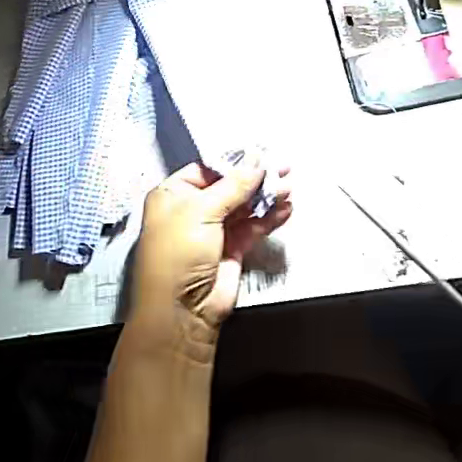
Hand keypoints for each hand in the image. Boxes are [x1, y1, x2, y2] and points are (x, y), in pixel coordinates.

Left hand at [130, 157, 291, 358]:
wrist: (182, 309)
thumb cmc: (178, 253)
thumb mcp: (201, 212)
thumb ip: (233, 186)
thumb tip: (256, 163)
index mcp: (172, 195)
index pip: (205, 169)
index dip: (232, 161)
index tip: (260, 151)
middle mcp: (191, 210)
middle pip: (228, 186)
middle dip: (255, 177)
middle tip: (283, 165)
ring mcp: (211, 230)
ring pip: (243, 207)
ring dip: (266, 196)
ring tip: (289, 185)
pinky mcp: (230, 249)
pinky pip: (252, 228)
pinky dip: (269, 218)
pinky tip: (286, 209)